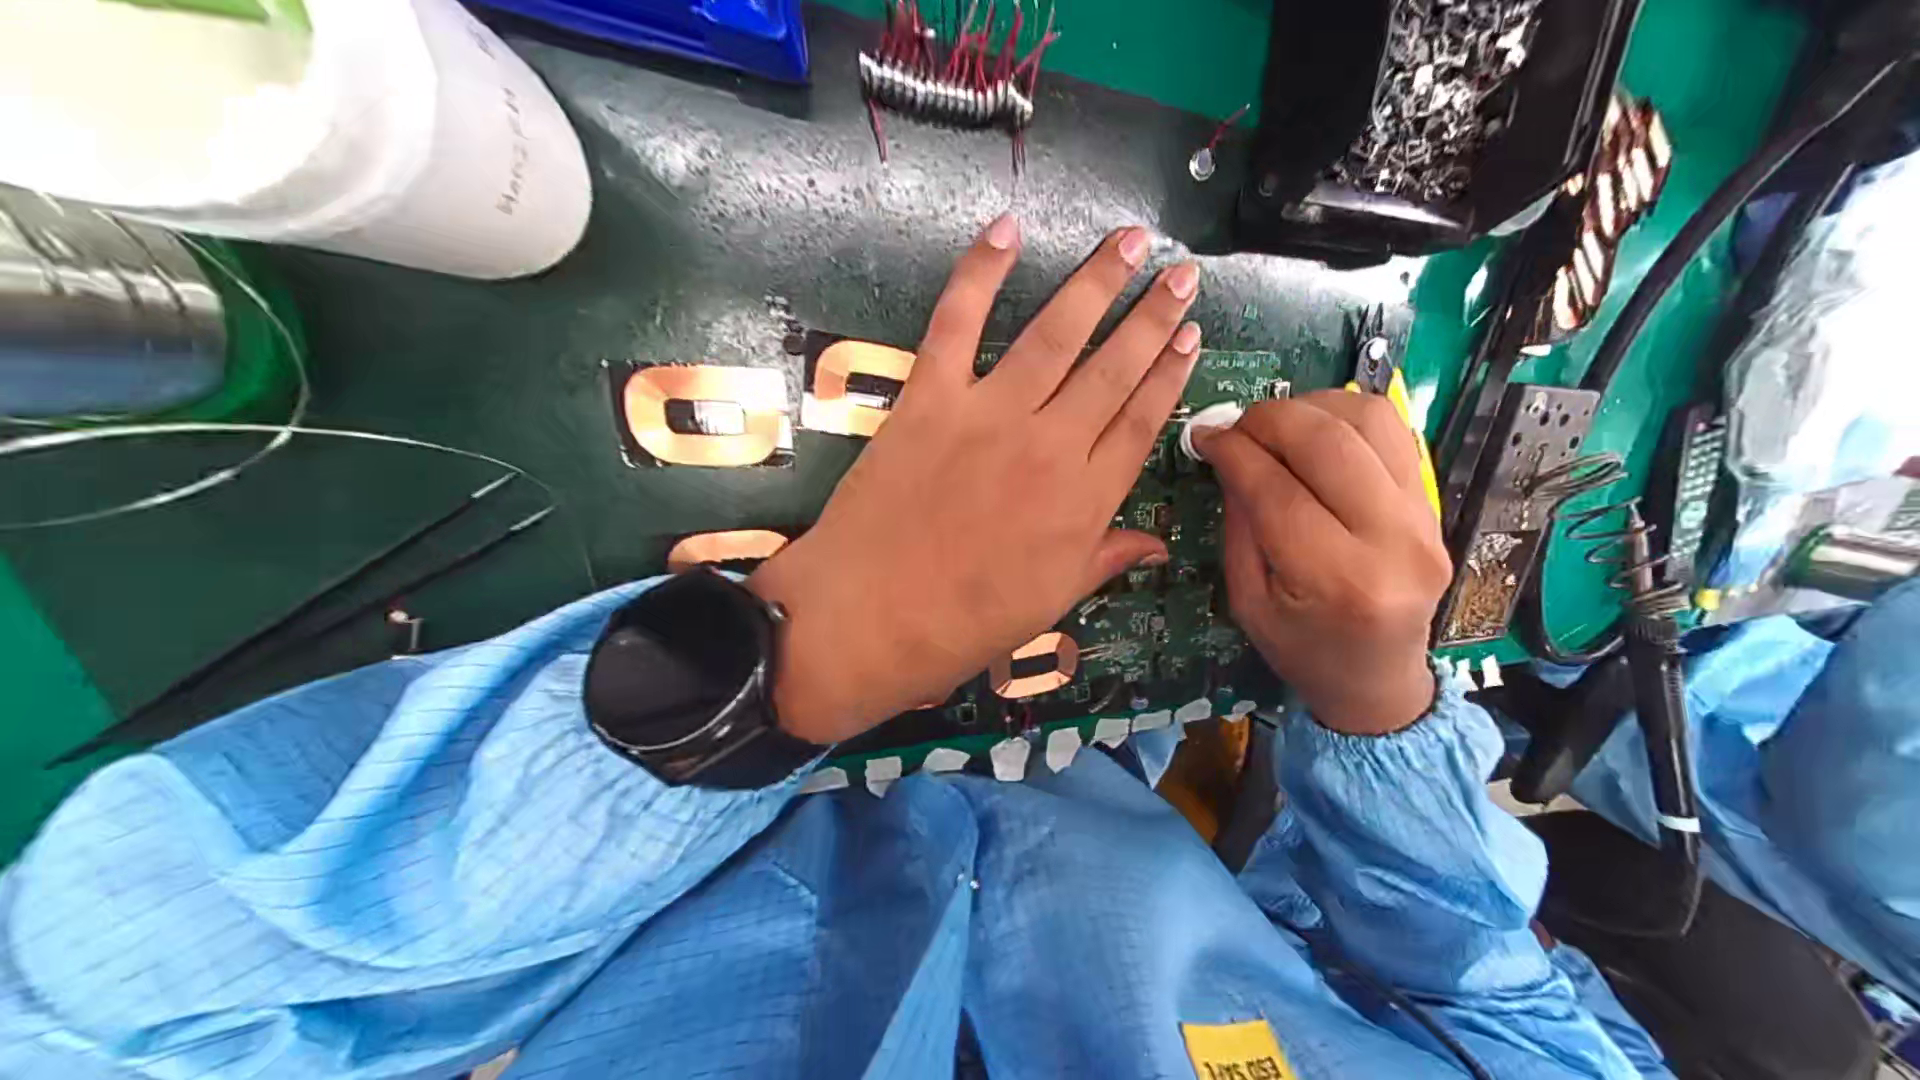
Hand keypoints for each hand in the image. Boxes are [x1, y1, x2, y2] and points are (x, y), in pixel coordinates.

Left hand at [748, 216, 1202, 743]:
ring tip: (1130, 241)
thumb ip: (1104, 559)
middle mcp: (1050, 447)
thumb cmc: (962, 624)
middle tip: (1181, 275)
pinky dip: (979, 273)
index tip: (1189, 335)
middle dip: (1152, 316)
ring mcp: (988, 417)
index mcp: (1085, 501)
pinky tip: (1008, 229)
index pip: (1143, 421)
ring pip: (1055, 336)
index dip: (1170, 374)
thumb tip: (1157, 546)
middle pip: (1113, 369)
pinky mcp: (929, 400)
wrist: (868, 620)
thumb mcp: (1049, 602)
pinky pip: (956, 324)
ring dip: (1096, 282)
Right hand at [1194, 392, 1450, 734]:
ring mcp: (1424, 520)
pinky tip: (1315, 431)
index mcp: (1336, 581)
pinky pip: (1395, 434)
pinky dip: (1347, 417)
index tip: (1204, 437)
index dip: (1234, 453)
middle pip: (1329, 444)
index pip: (1277, 490)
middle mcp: (1391, 543)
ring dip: (1313, 408)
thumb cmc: (1301, 650)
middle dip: (1271, 419)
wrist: (1378, 678)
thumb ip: (1240, 524)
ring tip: (1276, 426)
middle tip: (1237, 426)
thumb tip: (1228, 454)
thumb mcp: (1247, 599)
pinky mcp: (1435, 506)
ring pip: (1371, 422)